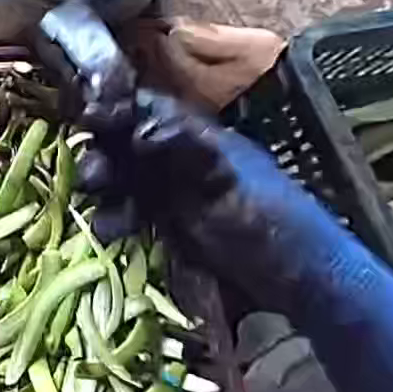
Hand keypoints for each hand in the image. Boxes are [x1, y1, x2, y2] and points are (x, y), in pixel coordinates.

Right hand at [76, 89, 392, 391]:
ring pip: (124, 177)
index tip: (89, 118)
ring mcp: (173, 189)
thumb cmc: (276, 226)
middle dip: (104, 154)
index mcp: (200, 137)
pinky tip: (110, 230)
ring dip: (106, 187)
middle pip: (127, 142)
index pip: (149, 108)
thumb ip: (189, 153)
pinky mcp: (168, 220)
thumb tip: (140, 129)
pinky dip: (116, 217)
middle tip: (91, 176)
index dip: (117, 108)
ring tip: (97, 205)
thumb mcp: (233, 185)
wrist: (302, 283)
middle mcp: (179, 157)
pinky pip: (131, 210)